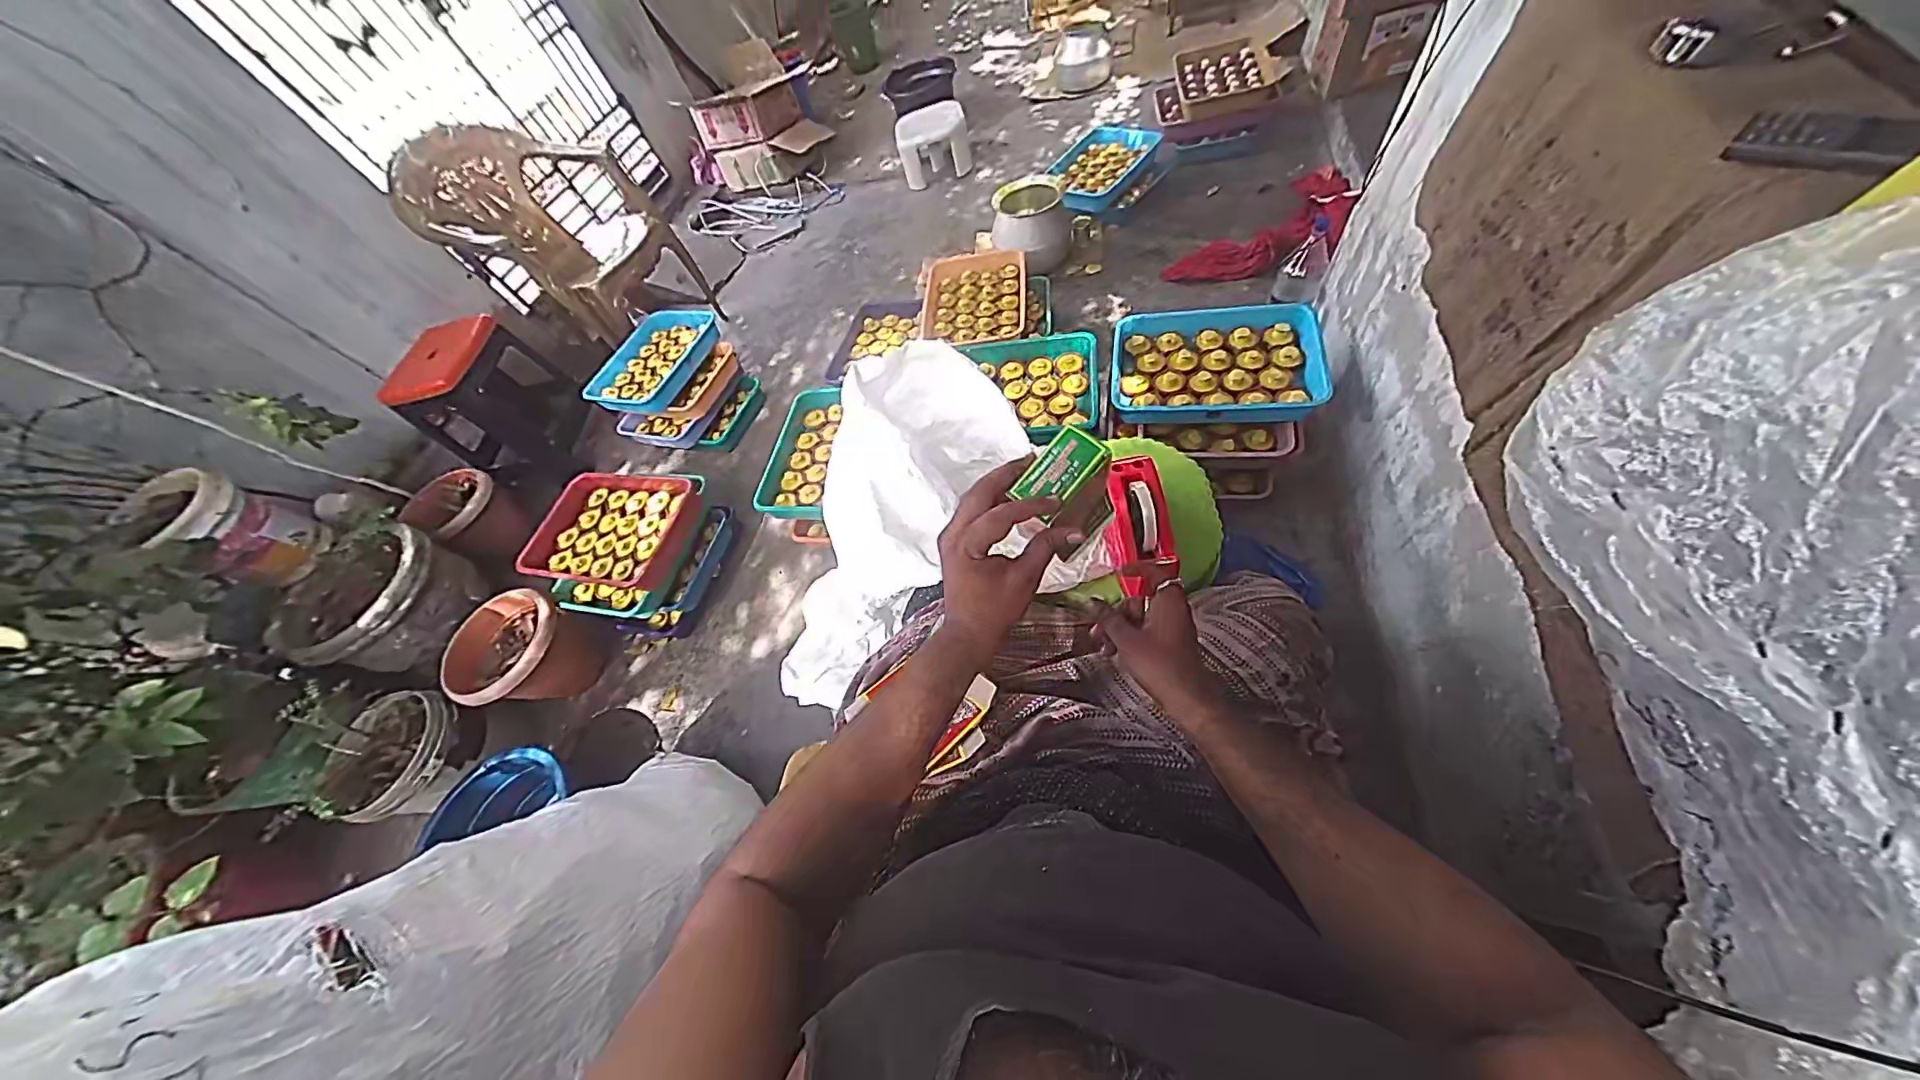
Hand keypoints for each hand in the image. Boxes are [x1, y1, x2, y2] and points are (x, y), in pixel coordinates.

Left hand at [936, 456, 1084, 662]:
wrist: (968, 634)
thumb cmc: (994, 612)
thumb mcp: (1024, 579)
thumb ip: (1045, 548)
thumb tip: (1074, 529)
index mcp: (967, 544)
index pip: (1001, 513)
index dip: (1031, 504)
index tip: (1056, 501)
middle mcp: (953, 534)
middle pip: (979, 492)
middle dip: (1006, 474)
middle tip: (1032, 461)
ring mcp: (950, 536)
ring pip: (973, 499)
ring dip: (997, 484)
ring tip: (1023, 473)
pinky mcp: (955, 542)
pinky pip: (972, 511)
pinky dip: (991, 501)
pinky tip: (1010, 498)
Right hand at [1094, 561, 1233, 727]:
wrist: (1186, 697)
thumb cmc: (1158, 664)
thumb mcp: (1126, 639)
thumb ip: (1108, 618)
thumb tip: (1092, 602)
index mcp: (1168, 600)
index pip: (1154, 572)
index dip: (1136, 569)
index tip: (1117, 573)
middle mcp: (1173, 609)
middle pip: (1141, 599)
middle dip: (1116, 612)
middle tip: (1098, 629)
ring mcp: (1172, 626)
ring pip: (1140, 617)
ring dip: (1119, 628)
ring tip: (1103, 647)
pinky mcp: (1170, 643)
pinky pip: (1146, 631)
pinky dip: (1130, 637)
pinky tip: (1115, 652)